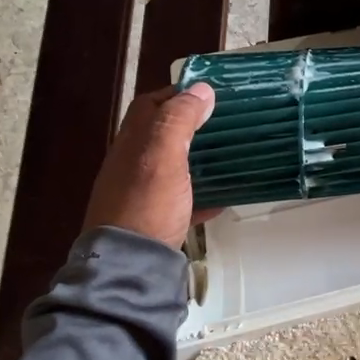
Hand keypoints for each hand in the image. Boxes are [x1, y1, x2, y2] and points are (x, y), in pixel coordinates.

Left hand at [83, 82, 221, 246]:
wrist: (129, 270)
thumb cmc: (146, 205)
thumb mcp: (162, 155)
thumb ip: (179, 119)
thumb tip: (202, 89)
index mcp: (132, 144)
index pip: (150, 105)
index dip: (178, 94)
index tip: (211, 93)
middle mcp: (133, 165)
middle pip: (162, 133)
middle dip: (193, 123)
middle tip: (226, 119)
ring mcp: (143, 193)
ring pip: (174, 163)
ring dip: (199, 155)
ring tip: (230, 150)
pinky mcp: (156, 219)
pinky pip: (183, 196)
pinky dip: (203, 190)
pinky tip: (224, 193)